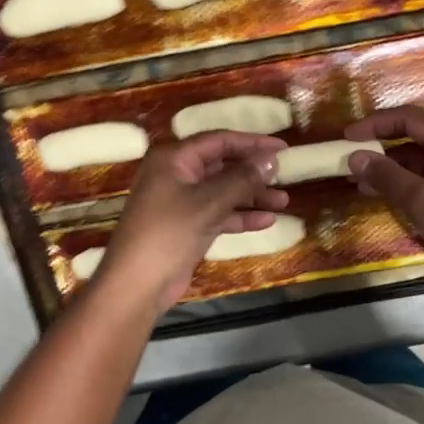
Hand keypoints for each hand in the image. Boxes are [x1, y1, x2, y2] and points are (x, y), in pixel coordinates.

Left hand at [96, 131, 289, 310]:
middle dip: (254, 172)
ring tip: (283, 201)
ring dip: (252, 196)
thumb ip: (242, 179)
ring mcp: (182, 201)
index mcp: (174, 159)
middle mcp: (177, 174)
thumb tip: (271, 160)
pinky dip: (240, 216)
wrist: (139, 282)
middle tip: (284, 176)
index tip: (282, 149)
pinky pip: (219, 214)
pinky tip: (267, 221)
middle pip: (222, 166)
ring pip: (223, 192)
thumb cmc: (169, 233)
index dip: (252, 143)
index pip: (219, 141)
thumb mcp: (208, 202)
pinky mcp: (188, 226)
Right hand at [343, 105, 423, 288]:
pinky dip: (400, 181)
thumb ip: (386, 175)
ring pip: (415, 158)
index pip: (409, 118)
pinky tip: (377, 192)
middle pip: (412, 135)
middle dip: (379, 146)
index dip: (375, 123)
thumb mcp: (420, 200)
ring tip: (355, 180)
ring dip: (386, 167)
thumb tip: (354, 157)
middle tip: (347, 159)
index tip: (346, 137)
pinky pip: (423, 176)